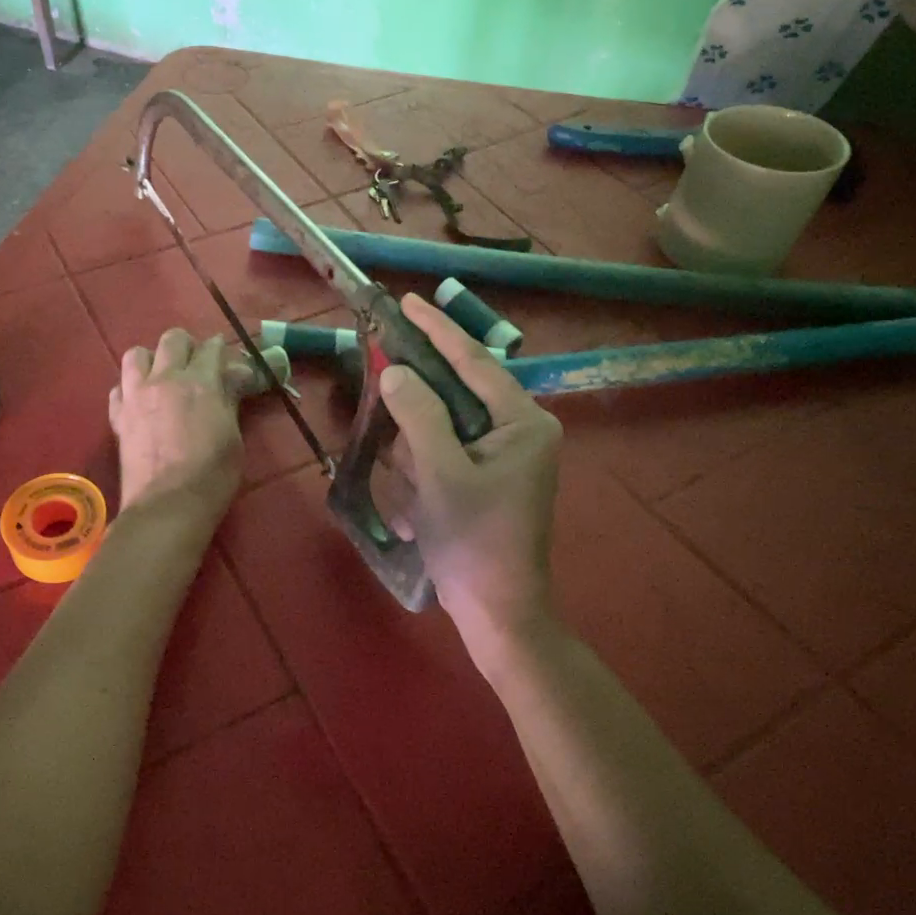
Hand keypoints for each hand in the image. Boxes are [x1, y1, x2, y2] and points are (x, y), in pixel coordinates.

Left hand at [108, 329, 243, 523]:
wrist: (167, 505)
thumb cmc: (212, 475)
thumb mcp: (232, 436)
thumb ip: (229, 400)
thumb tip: (235, 376)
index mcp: (200, 382)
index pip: (211, 349)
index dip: (219, 349)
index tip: (223, 356)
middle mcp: (165, 379)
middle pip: (172, 339)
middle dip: (186, 346)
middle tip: (194, 364)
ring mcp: (136, 396)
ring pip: (136, 354)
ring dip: (151, 359)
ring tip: (161, 376)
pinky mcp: (118, 416)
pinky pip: (118, 387)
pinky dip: (129, 389)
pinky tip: (139, 402)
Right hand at [379, 294, 561, 649]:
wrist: (498, 612)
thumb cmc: (474, 541)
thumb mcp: (441, 474)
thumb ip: (419, 416)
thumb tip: (395, 373)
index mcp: (524, 422)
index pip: (474, 363)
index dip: (437, 331)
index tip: (408, 302)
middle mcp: (520, 431)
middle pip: (456, 395)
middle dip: (418, 413)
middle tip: (392, 412)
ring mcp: (504, 458)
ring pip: (444, 429)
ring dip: (417, 454)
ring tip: (416, 495)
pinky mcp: (487, 480)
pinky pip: (445, 457)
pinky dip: (424, 474)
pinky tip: (421, 508)